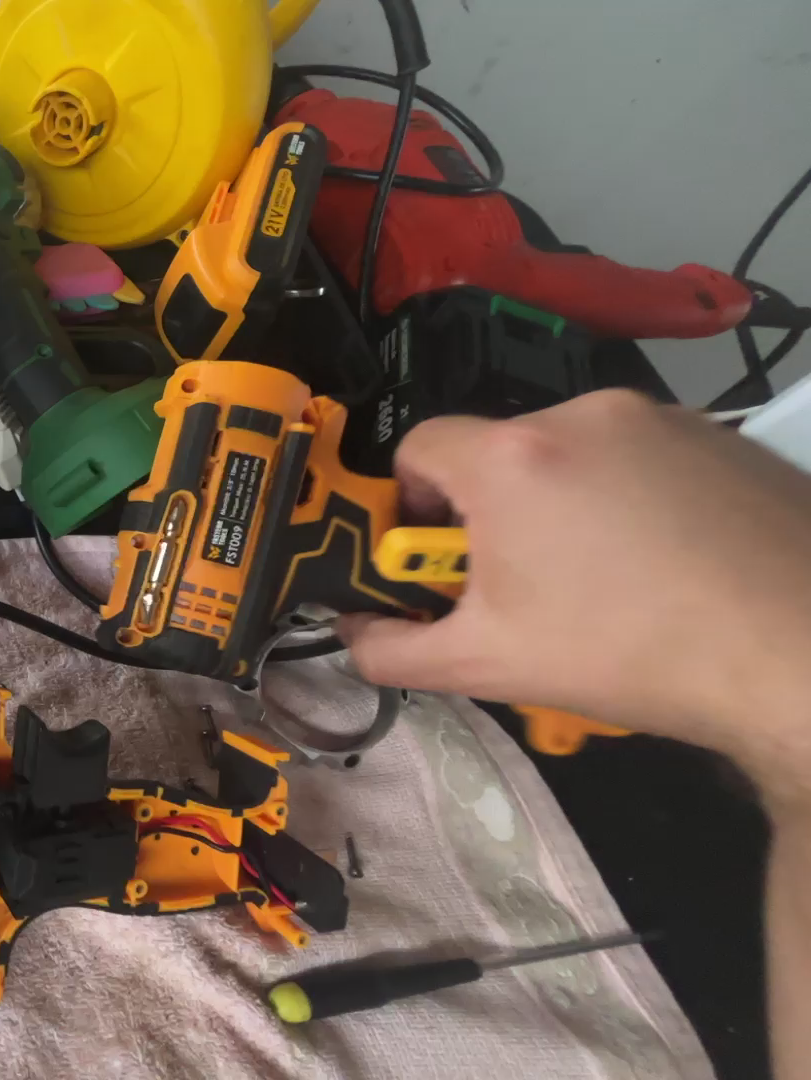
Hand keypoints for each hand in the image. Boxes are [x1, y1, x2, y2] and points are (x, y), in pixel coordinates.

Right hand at [338, 390, 810, 799]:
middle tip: (515, 575)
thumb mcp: (478, 664)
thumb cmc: (631, 654)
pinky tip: (656, 556)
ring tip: (593, 570)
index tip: (437, 550)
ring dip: (551, 499)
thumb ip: (385, 649)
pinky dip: (621, 493)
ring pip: (563, 451)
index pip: (416, 446)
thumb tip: (354, 632)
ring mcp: (665, 420)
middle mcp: (583, 416)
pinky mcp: (729, 437)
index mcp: (510, 459)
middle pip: (490, 451)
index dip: (409, 499)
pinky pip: (634, 453)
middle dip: (483, 508)